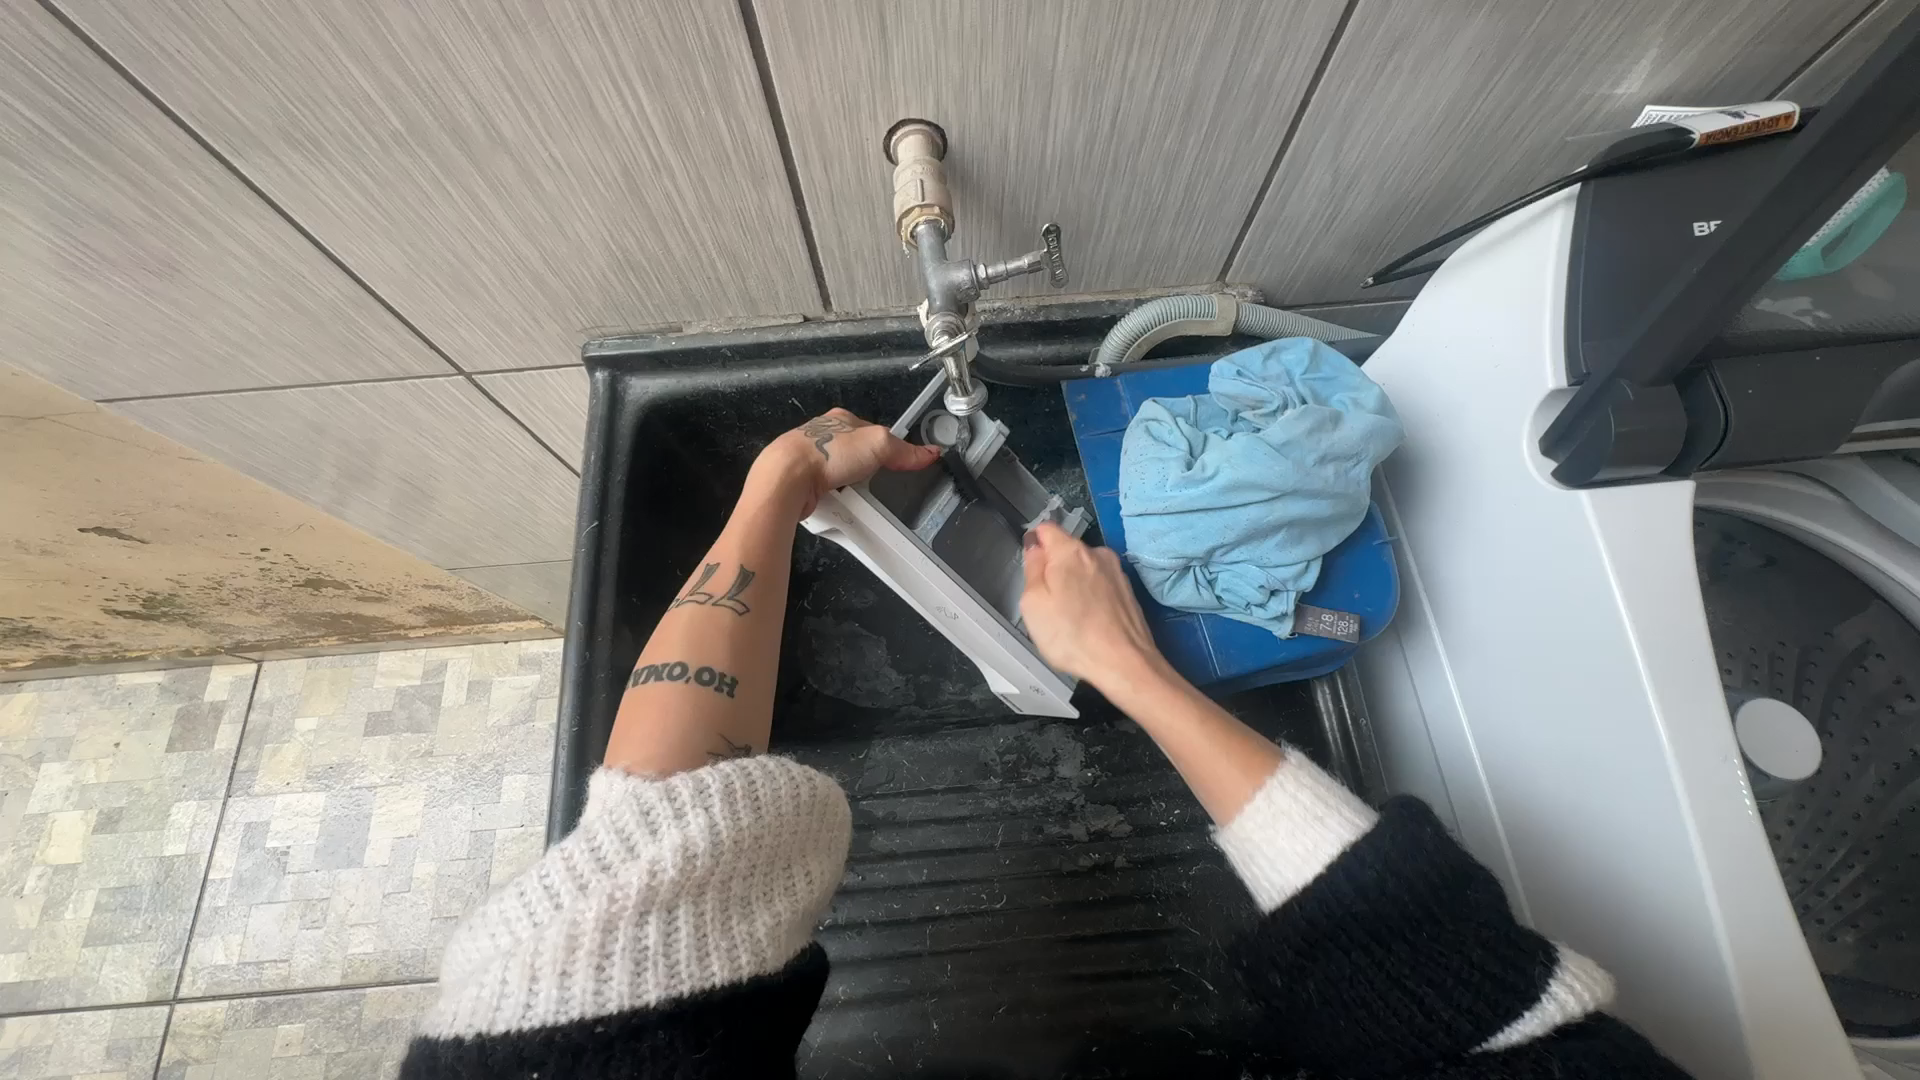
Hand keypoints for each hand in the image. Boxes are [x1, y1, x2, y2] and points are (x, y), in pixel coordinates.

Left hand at [752, 408, 939, 517]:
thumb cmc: (827, 453)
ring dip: (851, 488)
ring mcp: (810, 460)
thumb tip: (930, 453)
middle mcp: (823, 437)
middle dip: (868, 471)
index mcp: (840, 420)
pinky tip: (840, 505)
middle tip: (878, 485)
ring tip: (859, 498)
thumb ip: (904, 450)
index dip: (889, 448)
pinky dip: (836, 500)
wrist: (787, 478)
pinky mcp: (802, 483)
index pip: (873, 432)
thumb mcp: (878, 445)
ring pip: (840, 475)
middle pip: (856, 455)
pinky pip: (827, 493)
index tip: (901, 464)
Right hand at [1020, 523, 1165, 688]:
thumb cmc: (1072, 636)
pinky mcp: (1128, 591)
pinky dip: (1091, 598)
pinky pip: (1100, 585)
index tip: (1032, 570)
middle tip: (1048, 604)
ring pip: (1084, 569)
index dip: (1034, 546)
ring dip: (1074, 585)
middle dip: (1054, 570)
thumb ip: (1032, 568)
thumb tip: (1035, 549)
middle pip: (1066, 551)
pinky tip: (1089, 623)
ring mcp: (1117, 572)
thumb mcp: (1033, 603)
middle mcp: (1097, 553)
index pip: (1046, 529)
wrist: (1124, 664)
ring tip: (1070, 618)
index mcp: (1070, 551)